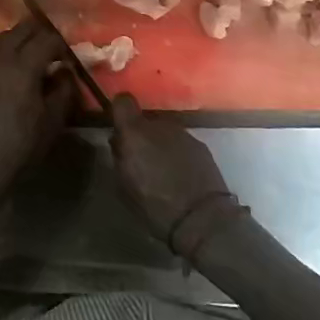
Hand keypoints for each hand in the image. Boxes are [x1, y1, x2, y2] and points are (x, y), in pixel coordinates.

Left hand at [0, 17, 75, 187]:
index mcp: (24, 65)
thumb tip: (66, 71)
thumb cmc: (23, 141)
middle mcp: (4, 58)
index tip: (71, 59)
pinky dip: (11, 47)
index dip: (62, 45)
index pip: (47, 39)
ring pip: (7, 36)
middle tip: (56, 50)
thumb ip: (64, 88)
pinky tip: (21, 65)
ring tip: (38, 53)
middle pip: (23, 28)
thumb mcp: (54, 118)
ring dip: (24, 37)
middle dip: (42, 33)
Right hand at [108, 93, 236, 247]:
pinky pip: (180, 142)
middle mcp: (159, 125)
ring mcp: (182, 133)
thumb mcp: (123, 186)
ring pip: (163, 132)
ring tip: (162, 170)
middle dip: (140, 136)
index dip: (119, 111)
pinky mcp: (200, 144)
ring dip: (160, 145)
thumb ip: (118, 157)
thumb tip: (119, 141)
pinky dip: (177, 153)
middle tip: (140, 159)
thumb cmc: (154, 205)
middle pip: (145, 121)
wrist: (201, 218)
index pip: (123, 101)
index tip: (119, 128)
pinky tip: (180, 174)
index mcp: (135, 133)